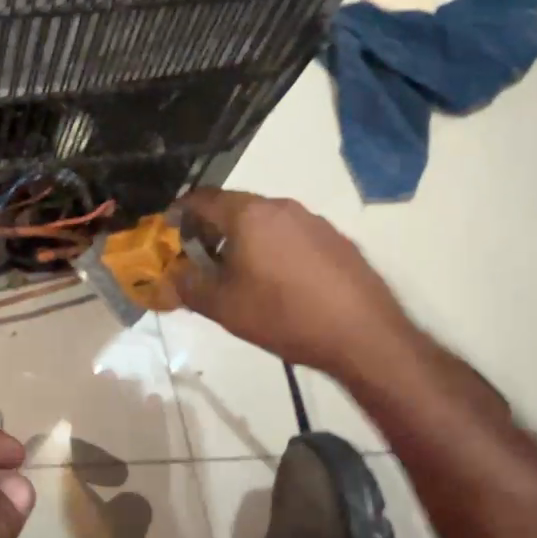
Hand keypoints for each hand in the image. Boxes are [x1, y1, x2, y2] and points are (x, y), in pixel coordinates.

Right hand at [169, 189, 414, 379]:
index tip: (169, 232)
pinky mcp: (338, 240)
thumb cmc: (285, 316)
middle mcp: (280, 206)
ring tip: (241, 272)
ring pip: (265, 220)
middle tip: (202, 256)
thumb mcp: (224, 307)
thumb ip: (188, 286)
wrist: (367, 338)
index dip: (179, 213)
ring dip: (245, 237)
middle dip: (212, 227)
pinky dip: (276, 247)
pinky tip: (282, 282)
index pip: (201, 199)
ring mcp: (313, 221)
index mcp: (247, 214)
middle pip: (233, 206)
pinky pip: (293, 234)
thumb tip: (171, 275)